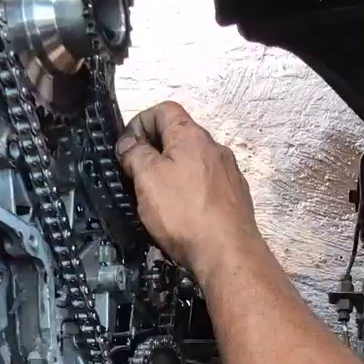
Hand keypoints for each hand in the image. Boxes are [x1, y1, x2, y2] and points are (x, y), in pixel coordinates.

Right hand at [116, 102, 263, 280]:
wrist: (228, 254)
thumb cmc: (184, 213)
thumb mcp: (147, 179)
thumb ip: (135, 154)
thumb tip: (130, 144)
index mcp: (192, 135)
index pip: (163, 110)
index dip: (139, 123)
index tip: (126, 149)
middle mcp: (216, 148)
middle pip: (179, 137)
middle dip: (155, 152)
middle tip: (137, 177)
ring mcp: (229, 174)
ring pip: (194, 164)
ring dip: (173, 174)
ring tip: (159, 200)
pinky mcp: (237, 198)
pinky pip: (207, 186)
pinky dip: (191, 192)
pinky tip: (184, 215)